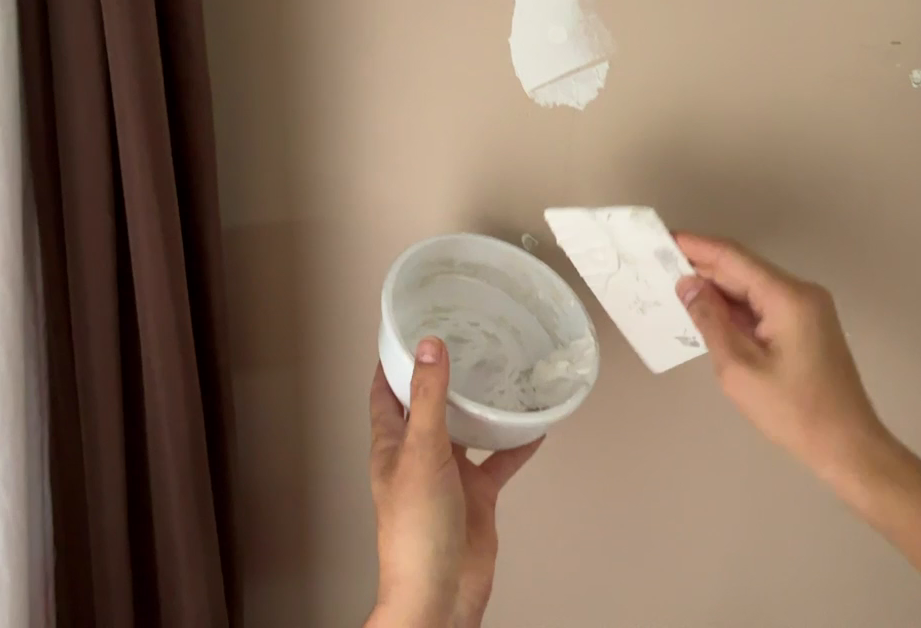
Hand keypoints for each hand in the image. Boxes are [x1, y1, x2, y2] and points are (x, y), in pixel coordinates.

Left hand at [366, 338, 541, 627]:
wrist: (441, 592)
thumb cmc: (416, 529)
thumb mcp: (421, 452)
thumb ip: (428, 398)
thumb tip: (428, 345)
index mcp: (392, 442)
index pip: (386, 391)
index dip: (393, 361)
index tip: (408, 328)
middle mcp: (418, 453)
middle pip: (428, 404)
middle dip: (443, 375)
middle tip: (464, 339)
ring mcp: (449, 473)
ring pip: (466, 429)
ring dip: (481, 406)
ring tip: (501, 371)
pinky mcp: (476, 493)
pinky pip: (499, 460)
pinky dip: (516, 443)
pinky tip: (535, 425)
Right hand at [674, 234, 892, 474]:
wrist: (849, 448)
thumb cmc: (792, 410)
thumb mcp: (738, 367)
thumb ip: (710, 319)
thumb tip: (686, 284)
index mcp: (787, 297)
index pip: (732, 257)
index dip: (695, 245)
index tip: (661, 238)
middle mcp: (800, 293)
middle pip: (742, 268)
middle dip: (701, 264)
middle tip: (657, 262)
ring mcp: (805, 309)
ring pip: (750, 286)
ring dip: (715, 286)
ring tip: (672, 284)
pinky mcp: (804, 326)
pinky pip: (760, 304)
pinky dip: (732, 305)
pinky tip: (705, 309)